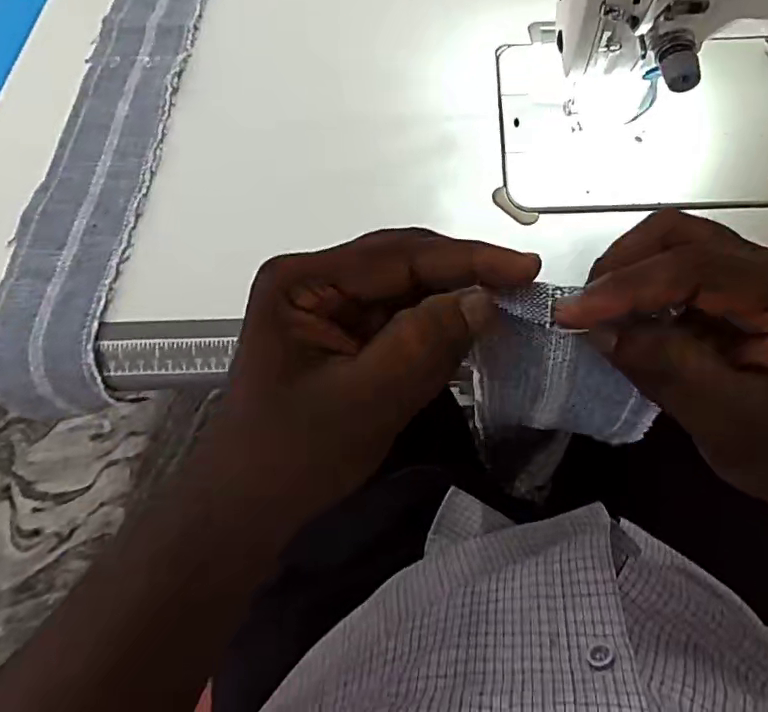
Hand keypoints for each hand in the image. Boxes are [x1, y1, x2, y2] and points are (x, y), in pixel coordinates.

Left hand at [203, 228, 540, 517]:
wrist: (244, 512)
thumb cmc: (288, 457)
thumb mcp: (364, 399)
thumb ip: (425, 344)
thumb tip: (484, 300)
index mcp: (301, 281)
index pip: (395, 256)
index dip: (465, 259)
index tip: (522, 266)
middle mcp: (314, 282)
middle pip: (401, 264)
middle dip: (461, 274)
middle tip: (523, 283)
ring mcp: (329, 308)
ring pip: (406, 289)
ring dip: (453, 298)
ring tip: (508, 303)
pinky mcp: (345, 335)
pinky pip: (401, 318)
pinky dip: (438, 325)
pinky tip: (471, 330)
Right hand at [553, 211, 767, 502]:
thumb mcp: (725, 419)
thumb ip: (666, 366)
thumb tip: (600, 329)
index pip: (699, 269)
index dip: (630, 286)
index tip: (576, 313)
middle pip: (683, 236)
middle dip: (623, 265)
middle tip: (583, 307)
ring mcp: (753, 272)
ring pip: (673, 240)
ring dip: (626, 268)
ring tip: (596, 309)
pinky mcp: (728, 284)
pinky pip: (672, 262)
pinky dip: (636, 281)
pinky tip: (620, 312)